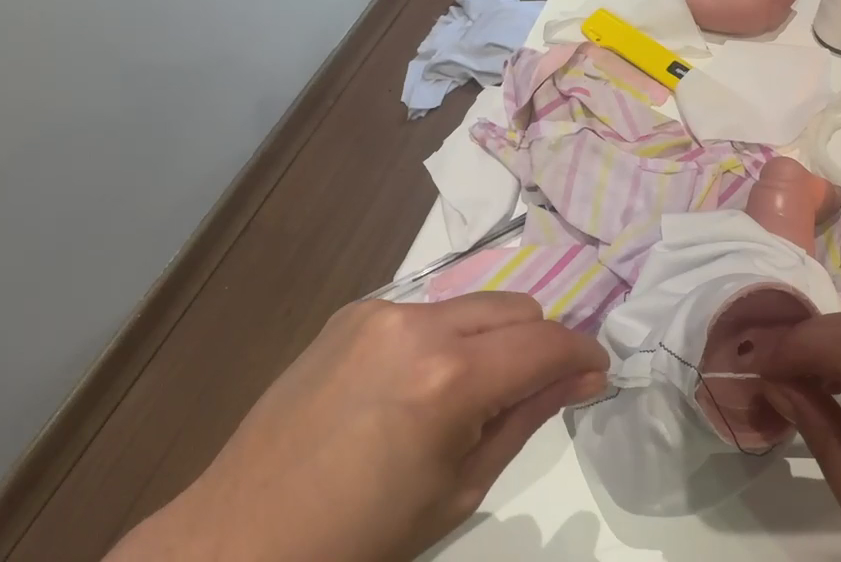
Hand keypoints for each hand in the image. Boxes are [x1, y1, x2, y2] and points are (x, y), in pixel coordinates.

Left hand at [107, 294, 606, 561]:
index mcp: (449, 378)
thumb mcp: (461, 487)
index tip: (596, 374)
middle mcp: (418, 325)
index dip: (582, 355)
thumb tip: (583, 377)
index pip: (545, 343)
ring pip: (472, 304)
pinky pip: (426, 311)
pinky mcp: (351, 312)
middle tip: (533, 392)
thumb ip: (527, 416)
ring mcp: (379, 311)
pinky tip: (417, 384)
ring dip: (492, 338)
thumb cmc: (363, 535)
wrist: (244, 536)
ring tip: (470, 394)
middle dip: (539, 344)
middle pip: (515, 308)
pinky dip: (445, 337)